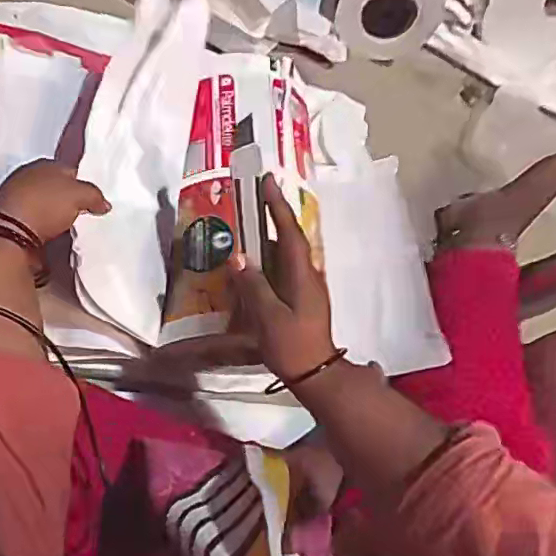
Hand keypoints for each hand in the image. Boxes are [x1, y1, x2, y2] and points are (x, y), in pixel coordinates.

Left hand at [0, 160, 110, 242]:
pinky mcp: (11, 221)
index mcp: (44, 164)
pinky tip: (52, 235)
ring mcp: (17, 199)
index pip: (68, 169)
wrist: (10, 233)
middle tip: (82, 211)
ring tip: (69, 227)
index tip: (91, 196)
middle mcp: (27, 178)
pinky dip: (44, 228)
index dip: (81, 182)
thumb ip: (94, 195)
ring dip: (54, 214)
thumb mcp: (79, 194)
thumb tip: (102, 203)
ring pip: (43, 204)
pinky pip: (35, 222)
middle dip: (68, 198)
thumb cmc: (42, 204)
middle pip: (54, 186)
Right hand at [226, 175, 336, 381]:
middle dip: (275, 215)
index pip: (288, 233)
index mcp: (302, 276)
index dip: (278, 207)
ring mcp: (308, 288)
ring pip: (288, 254)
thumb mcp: (268, 317)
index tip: (268, 182)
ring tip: (250, 227)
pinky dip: (271, 258)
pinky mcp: (304, 299)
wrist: (317, 374)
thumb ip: (254, 286)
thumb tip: (238, 258)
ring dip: (271, 237)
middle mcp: (309, 276)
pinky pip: (285, 269)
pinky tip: (257, 264)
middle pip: (290, 239)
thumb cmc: (292, 345)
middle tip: (256, 197)